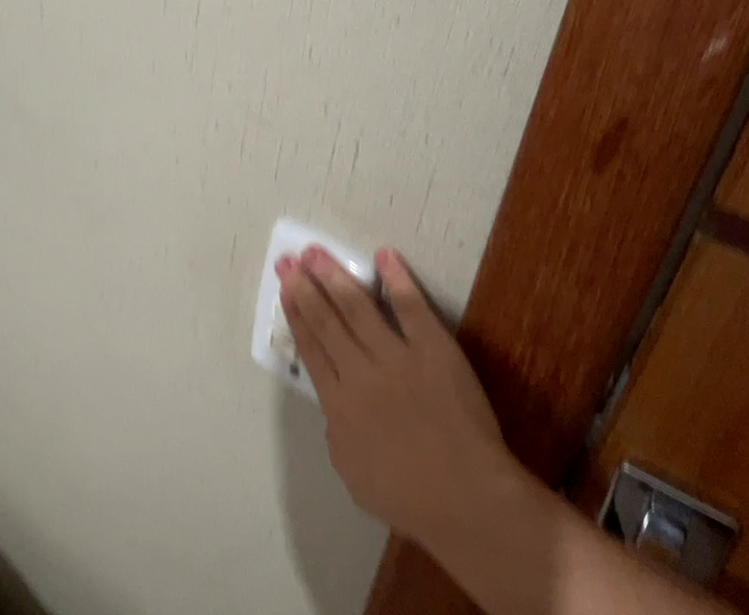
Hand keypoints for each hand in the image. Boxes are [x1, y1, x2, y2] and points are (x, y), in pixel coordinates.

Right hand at [277, 246, 522, 549]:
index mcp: (337, 404)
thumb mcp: (351, 471)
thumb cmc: (407, 496)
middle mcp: (360, 372)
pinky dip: (398, 280)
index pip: (310, 348)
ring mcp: (397, 357)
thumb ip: (337, 432)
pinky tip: (384, 255)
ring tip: (317, 252)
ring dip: (336, 277)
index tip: (284, 287)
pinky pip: (411, 308)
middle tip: (289, 258)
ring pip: (358, 308)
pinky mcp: (434, 349)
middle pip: (326, 321)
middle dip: (305, 287)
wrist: (465, 496)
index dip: (295, 314)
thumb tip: (335, 408)